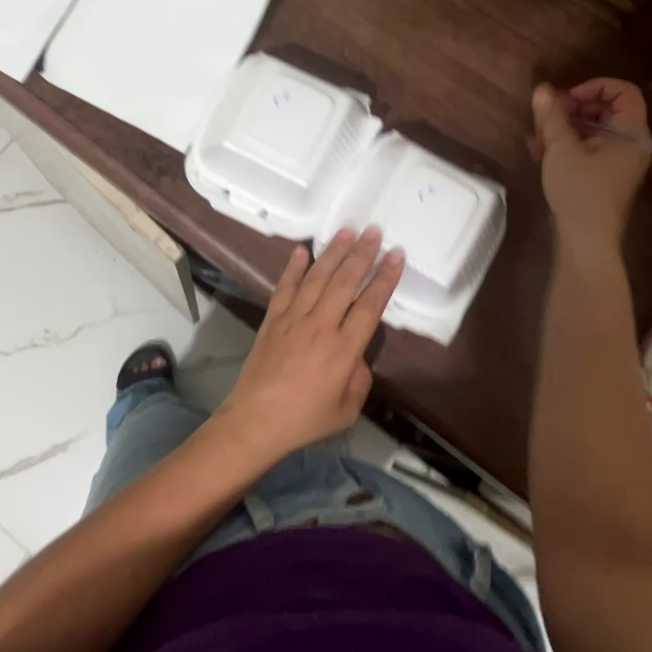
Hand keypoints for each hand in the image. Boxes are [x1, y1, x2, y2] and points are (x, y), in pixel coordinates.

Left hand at [211, 228, 403, 465]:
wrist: (256, 420)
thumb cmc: (305, 419)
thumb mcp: (347, 409)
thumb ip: (359, 379)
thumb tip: (356, 357)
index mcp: (344, 349)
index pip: (370, 305)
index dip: (385, 278)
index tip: (396, 255)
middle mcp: (320, 326)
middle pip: (345, 282)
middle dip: (362, 254)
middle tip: (374, 231)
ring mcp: (293, 319)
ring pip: (317, 278)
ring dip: (333, 253)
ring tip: (346, 231)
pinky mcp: (272, 320)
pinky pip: (285, 287)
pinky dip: (293, 268)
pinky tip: (301, 251)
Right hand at [530, 78, 651, 253]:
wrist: (587, 240)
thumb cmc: (580, 190)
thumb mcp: (561, 149)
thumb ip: (552, 117)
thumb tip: (542, 89)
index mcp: (631, 134)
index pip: (624, 92)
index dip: (595, 86)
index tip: (567, 98)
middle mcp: (631, 145)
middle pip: (607, 109)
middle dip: (574, 107)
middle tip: (547, 114)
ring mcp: (618, 162)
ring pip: (593, 130)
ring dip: (565, 127)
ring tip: (537, 136)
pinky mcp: (604, 176)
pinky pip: (588, 149)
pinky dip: (567, 144)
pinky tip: (539, 150)